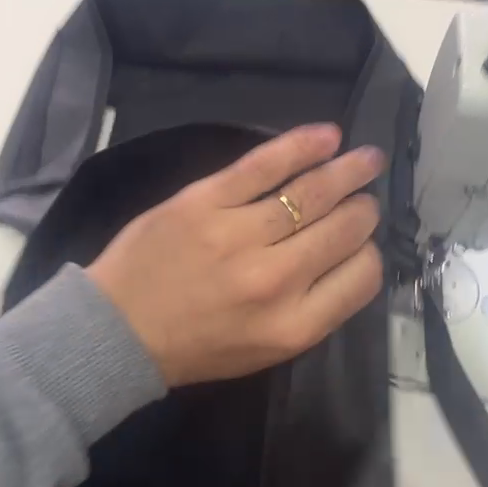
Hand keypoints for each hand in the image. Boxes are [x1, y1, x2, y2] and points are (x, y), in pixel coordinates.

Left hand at [85, 123, 385, 387]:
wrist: (119, 330)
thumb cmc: (193, 347)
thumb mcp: (264, 350)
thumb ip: (311, 310)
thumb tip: (347, 259)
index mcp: (293, 325)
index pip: (361, 276)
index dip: (368, 253)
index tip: (362, 242)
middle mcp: (275, 279)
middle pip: (343, 230)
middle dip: (363, 209)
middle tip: (366, 197)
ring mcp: (238, 235)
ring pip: (311, 192)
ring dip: (347, 171)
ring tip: (367, 159)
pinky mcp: (204, 201)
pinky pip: (262, 166)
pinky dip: (299, 145)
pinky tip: (327, 136)